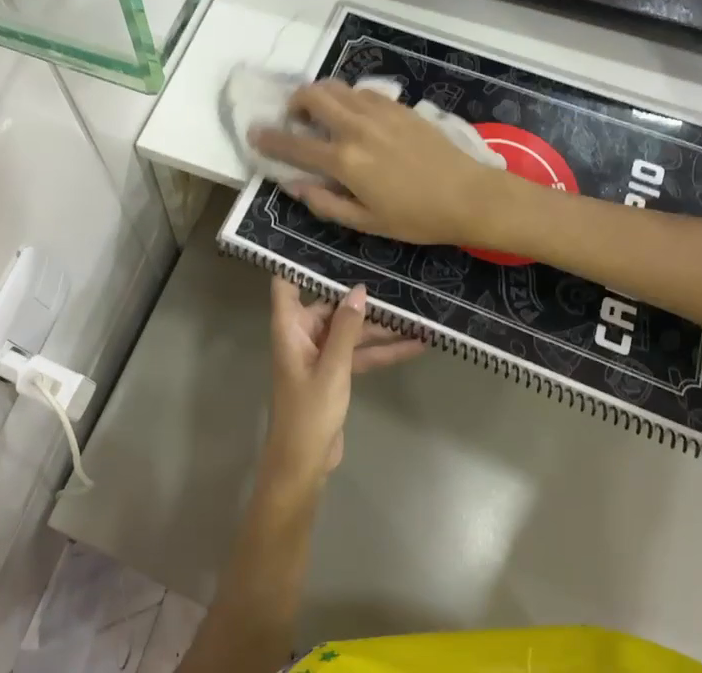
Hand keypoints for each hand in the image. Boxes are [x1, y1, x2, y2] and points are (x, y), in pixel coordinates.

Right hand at [249, 80, 506, 245]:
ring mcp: (380, 112)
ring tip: (320, 113)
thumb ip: (325, 202)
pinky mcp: (399, 107)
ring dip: (320, 95)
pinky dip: (347, 97)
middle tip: (293, 118)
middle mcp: (357, 127)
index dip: (270, 138)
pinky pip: (362, 92)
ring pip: (337, 87)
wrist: (470, 196)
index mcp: (345, 160)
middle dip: (294, 102)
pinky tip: (352, 114)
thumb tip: (294, 185)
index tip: (254, 133)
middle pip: (313, 96)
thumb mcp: (366, 222)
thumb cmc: (417, 218)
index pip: (295, 143)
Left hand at [263, 277, 423, 481]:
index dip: (297, 260)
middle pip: (330, 305)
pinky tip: (415, 343)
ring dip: (379, 324)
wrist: (304, 463)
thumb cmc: (309, 411)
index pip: (286, 283)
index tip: (322, 239)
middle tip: (389, 269)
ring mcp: (320, 354)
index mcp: (290, 328)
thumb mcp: (332, 368)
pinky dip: (383, 350)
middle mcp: (303, 335)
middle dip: (359, 293)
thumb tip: (359, 290)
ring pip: (351, 330)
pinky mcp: (336, 373)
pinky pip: (360, 354)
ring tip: (415, 308)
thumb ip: (347, 329)